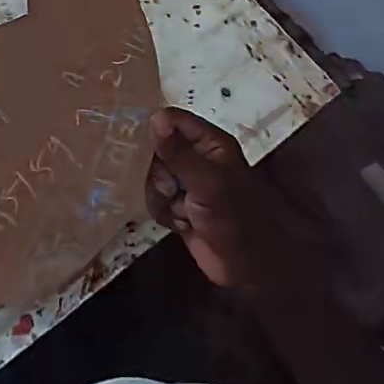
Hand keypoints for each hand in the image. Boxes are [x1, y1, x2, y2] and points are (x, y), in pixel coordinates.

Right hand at [145, 108, 269, 288]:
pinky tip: (180, 223)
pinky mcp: (179, 206)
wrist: (247, 267)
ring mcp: (187, 183)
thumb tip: (154, 117)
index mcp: (209, 143)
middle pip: (156, 150)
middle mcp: (196, 158)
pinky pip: (155, 199)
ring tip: (181, 210)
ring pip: (152, 177)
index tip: (136, 142)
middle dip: (157, 172)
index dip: (154, 127)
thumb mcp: (206, 181)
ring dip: (161, 196)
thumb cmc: (234, 217)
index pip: (173, 120)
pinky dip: (164, 212)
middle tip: (170, 187)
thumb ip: (177, 151)